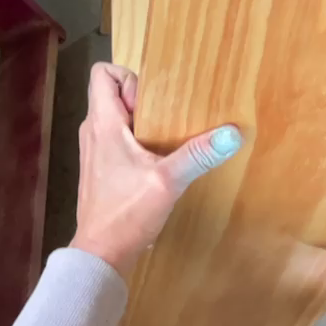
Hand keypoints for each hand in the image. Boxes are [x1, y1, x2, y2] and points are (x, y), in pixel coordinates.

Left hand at [70, 62, 242, 275]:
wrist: (101, 253)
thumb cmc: (127, 213)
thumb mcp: (167, 181)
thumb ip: (198, 155)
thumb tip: (233, 133)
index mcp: (102, 123)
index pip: (102, 73)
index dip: (128, 77)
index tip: (152, 101)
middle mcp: (92, 130)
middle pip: (111, 92)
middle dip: (141, 98)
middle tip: (167, 118)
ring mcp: (94, 150)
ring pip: (114, 116)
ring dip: (140, 120)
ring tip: (166, 137)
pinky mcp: (100, 167)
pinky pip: (115, 137)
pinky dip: (134, 139)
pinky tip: (157, 160)